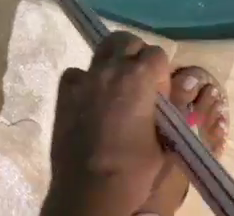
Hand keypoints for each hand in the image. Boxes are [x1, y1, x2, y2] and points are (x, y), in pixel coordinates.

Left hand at [42, 31, 172, 215]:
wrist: (90, 192)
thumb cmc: (133, 172)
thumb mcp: (165, 143)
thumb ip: (169, 115)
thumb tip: (167, 104)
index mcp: (140, 78)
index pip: (157, 54)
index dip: (161, 74)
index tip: (159, 96)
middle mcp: (111, 68)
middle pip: (127, 41)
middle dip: (137, 57)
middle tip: (139, 84)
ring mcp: (85, 77)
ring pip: (102, 50)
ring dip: (112, 62)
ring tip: (115, 88)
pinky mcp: (65, 91)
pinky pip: (77, 73)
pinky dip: (85, 81)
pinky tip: (89, 101)